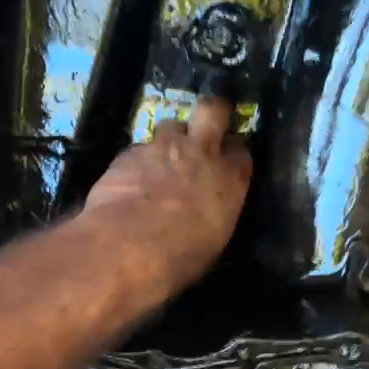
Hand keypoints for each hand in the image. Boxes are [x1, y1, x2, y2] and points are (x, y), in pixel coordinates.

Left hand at [81, 96, 252, 291]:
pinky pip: (139, 149)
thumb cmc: (180, 257)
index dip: (231, 150)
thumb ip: (215, 215)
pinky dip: (138, 162)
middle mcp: (200, 152)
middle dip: (210, 113)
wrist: (127, 247)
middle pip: (212, 110)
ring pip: (170, 125)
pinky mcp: (129, 153)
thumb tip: (208, 215)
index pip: (240, 149)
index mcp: (230, 178)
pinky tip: (130, 181)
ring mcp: (162, 147)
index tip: (226, 159)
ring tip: (160, 160)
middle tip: (203, 127)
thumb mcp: (212, 242)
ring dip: (168, 139)